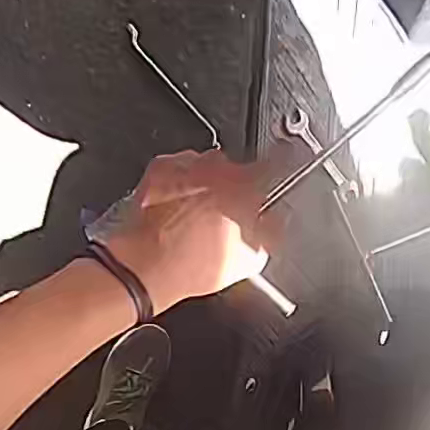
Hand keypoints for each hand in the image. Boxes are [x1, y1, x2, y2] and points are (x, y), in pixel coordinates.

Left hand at [94, 150, 271, 312]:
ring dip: (209, 188)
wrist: (146, 267)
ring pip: (208, 169)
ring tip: (201, 221)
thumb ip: (271, 233)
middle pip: (238, 169)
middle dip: (238, 189)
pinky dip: (183, 186)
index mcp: (244, 186)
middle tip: (231, 218)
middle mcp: (216, 168)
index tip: (283, 172)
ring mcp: (187, 165)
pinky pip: (181, 171)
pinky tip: (180, 213)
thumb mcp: (249, 260)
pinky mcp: (161, 168)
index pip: (277, 162)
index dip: (283, 168)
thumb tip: (276, 224)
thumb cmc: (191, 265)